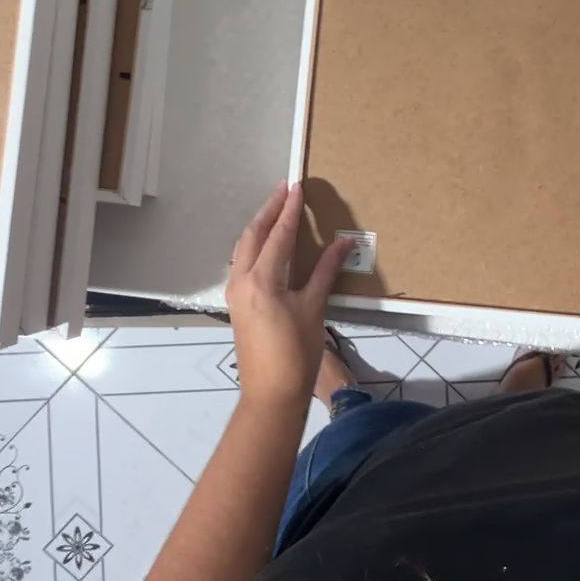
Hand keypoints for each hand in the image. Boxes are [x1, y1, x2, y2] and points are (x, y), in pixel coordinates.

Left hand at [225, 182, 356, 410]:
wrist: (271, 393)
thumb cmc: (296, 353)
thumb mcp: (314, 308)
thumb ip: (326, 271)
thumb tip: (344, 243)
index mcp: (261, 280)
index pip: (277, 235)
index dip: (290, 210)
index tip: (297, 187)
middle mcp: (241, 280)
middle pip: (253, 235)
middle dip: (268, 210)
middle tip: (283, 189)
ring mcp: (235, 293)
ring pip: (243, 248)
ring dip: (259, 226)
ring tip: (275, 209)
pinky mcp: (237, 304)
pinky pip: (243, 263)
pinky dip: (255, 246)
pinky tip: (266, 244)